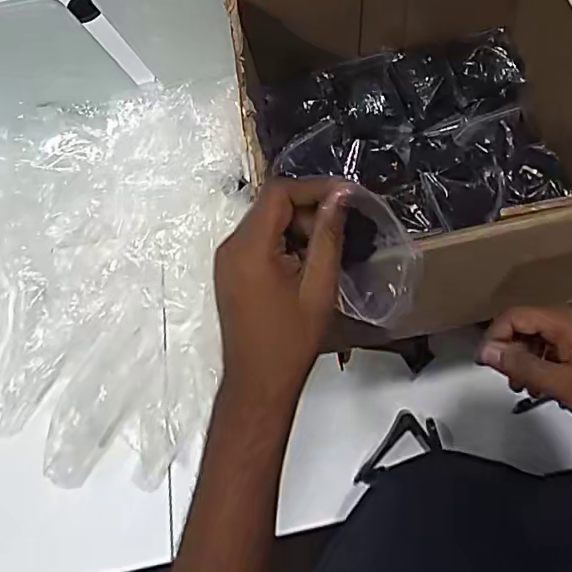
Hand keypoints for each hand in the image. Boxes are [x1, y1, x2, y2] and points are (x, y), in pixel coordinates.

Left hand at [214, 178, 351, 413]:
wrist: (258, 383)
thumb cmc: (290, 341)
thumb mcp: (318, 285)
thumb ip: (328, 235)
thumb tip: (340, 196)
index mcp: (249, 247)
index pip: (278, 193)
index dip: (314, 188)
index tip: (345, 195)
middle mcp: (231, 245)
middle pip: (270, 205)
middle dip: (307, 210)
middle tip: (337, 231)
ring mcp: (227, 258)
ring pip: (266, 222)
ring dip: (296, 227)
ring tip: (322, 254)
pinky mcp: (230, 269)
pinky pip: (258, 240)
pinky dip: (283, 242)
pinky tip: (304, 265)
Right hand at [477, 304, 571, 449]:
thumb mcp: (563, 386)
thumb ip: (521, 365)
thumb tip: (489, 351)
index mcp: (567, 319)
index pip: (514, 315)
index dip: (496, 338)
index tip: (490, 363)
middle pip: (528, 322)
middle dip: (513, 349)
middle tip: (510, 377)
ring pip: (543, 334)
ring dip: (530, 357)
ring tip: (530, 386)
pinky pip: (560, 342)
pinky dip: (548, 360)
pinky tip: (550, 384)